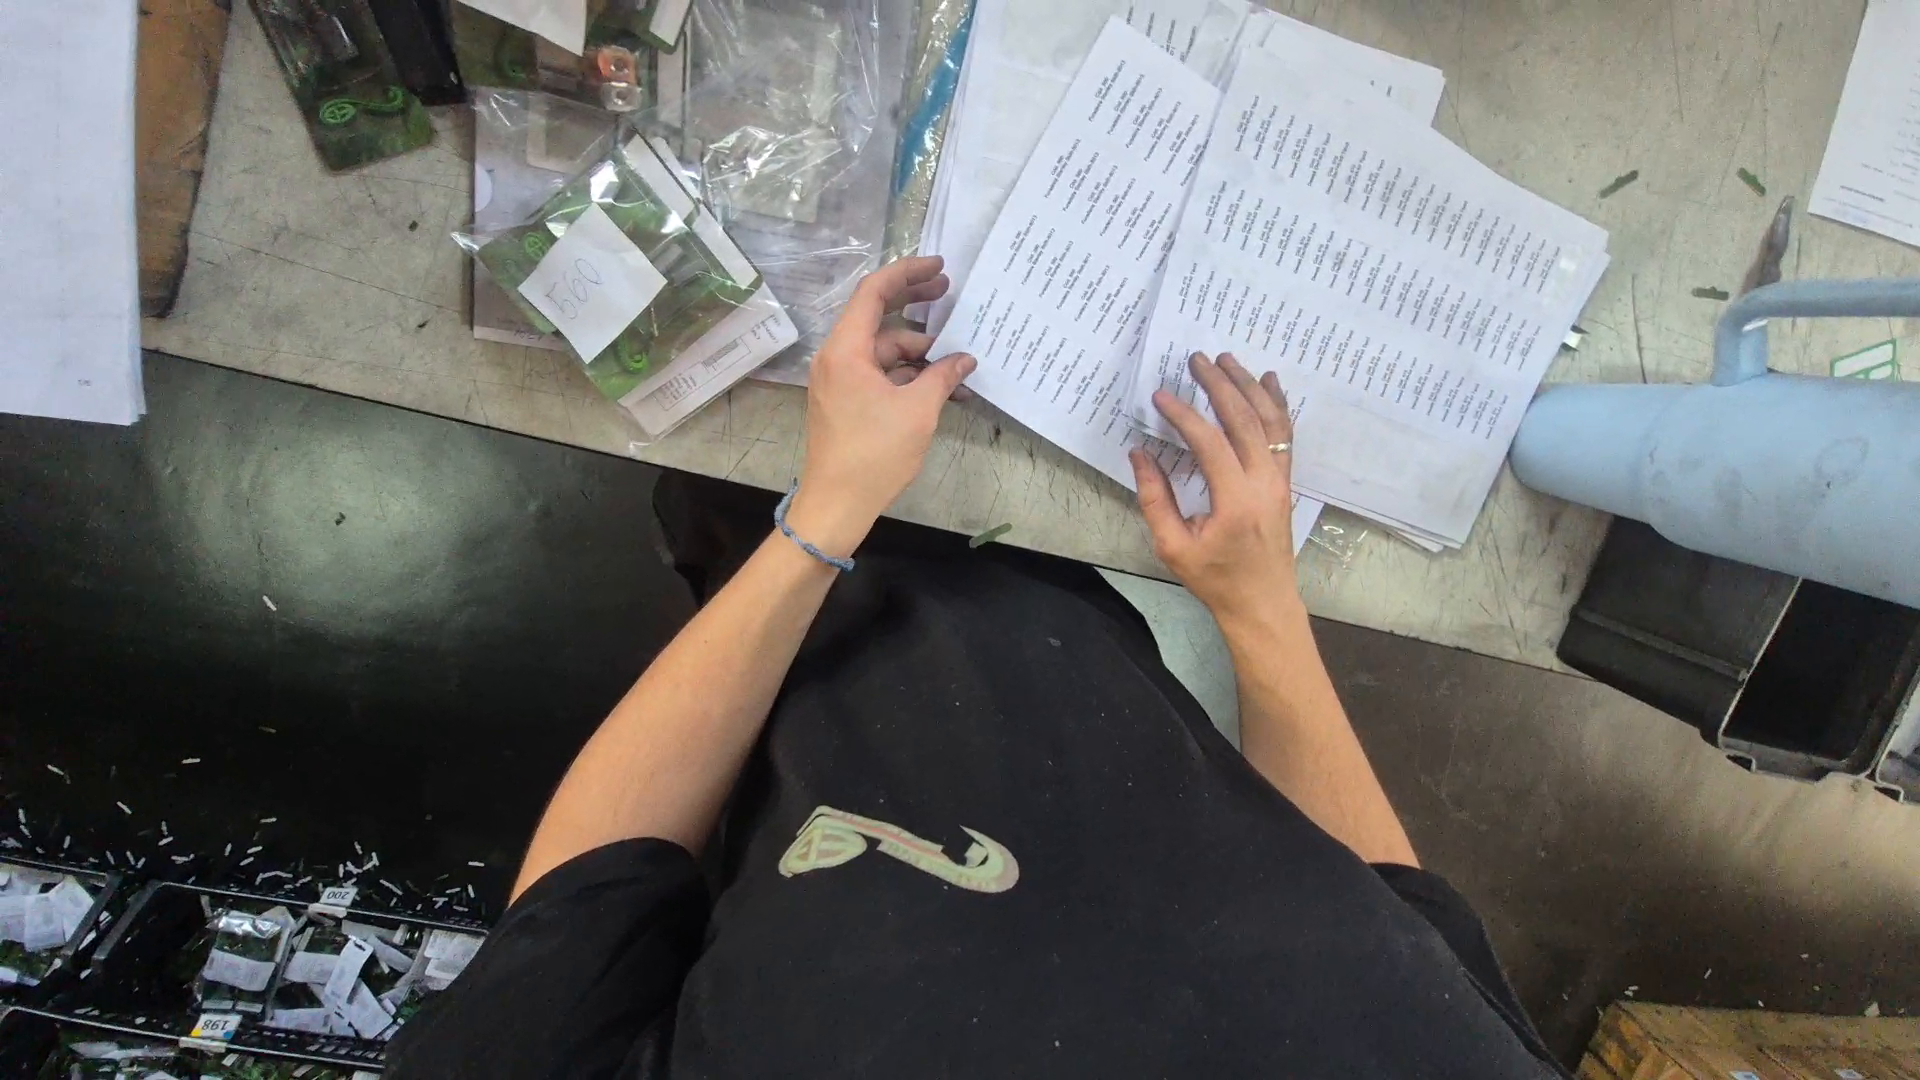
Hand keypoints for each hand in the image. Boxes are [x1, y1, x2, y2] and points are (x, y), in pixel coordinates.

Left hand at [789, 256, 976, 555]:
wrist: (837, 503)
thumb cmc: (875, 454)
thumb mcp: (918, 411)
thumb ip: (942, 377)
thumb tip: (964, 360)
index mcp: (846, 350)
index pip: (874, 293)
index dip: (908, 273)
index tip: (940, 267)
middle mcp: (837, 358)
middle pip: (878, 317)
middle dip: (914, 305)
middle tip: (950, 293)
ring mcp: (839, 381)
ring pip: (883, 351)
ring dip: (919, 353)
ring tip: (958, 363)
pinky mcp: (845, 402)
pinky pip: (879, 376)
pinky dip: (906, 376)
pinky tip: (939, 387)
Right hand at [1129, 353, 1301, 630]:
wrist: (1263, 602)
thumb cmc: (1214, 579)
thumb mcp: (1174, 546)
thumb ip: (1156, 498)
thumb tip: (1140, 454)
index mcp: (1236, 501)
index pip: (1210, 443)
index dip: (1184, 415)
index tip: (1160, 396)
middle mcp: (1264, 483)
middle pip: (1244, 420)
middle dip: (1219, 385)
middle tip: (1196, 358)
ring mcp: (1280, 480)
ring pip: (1269, 421)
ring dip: (1248, 386)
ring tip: (1226, 359)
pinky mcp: (1285, 481)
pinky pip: (1284, 434)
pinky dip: (1277, 404)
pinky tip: (1267, 381)